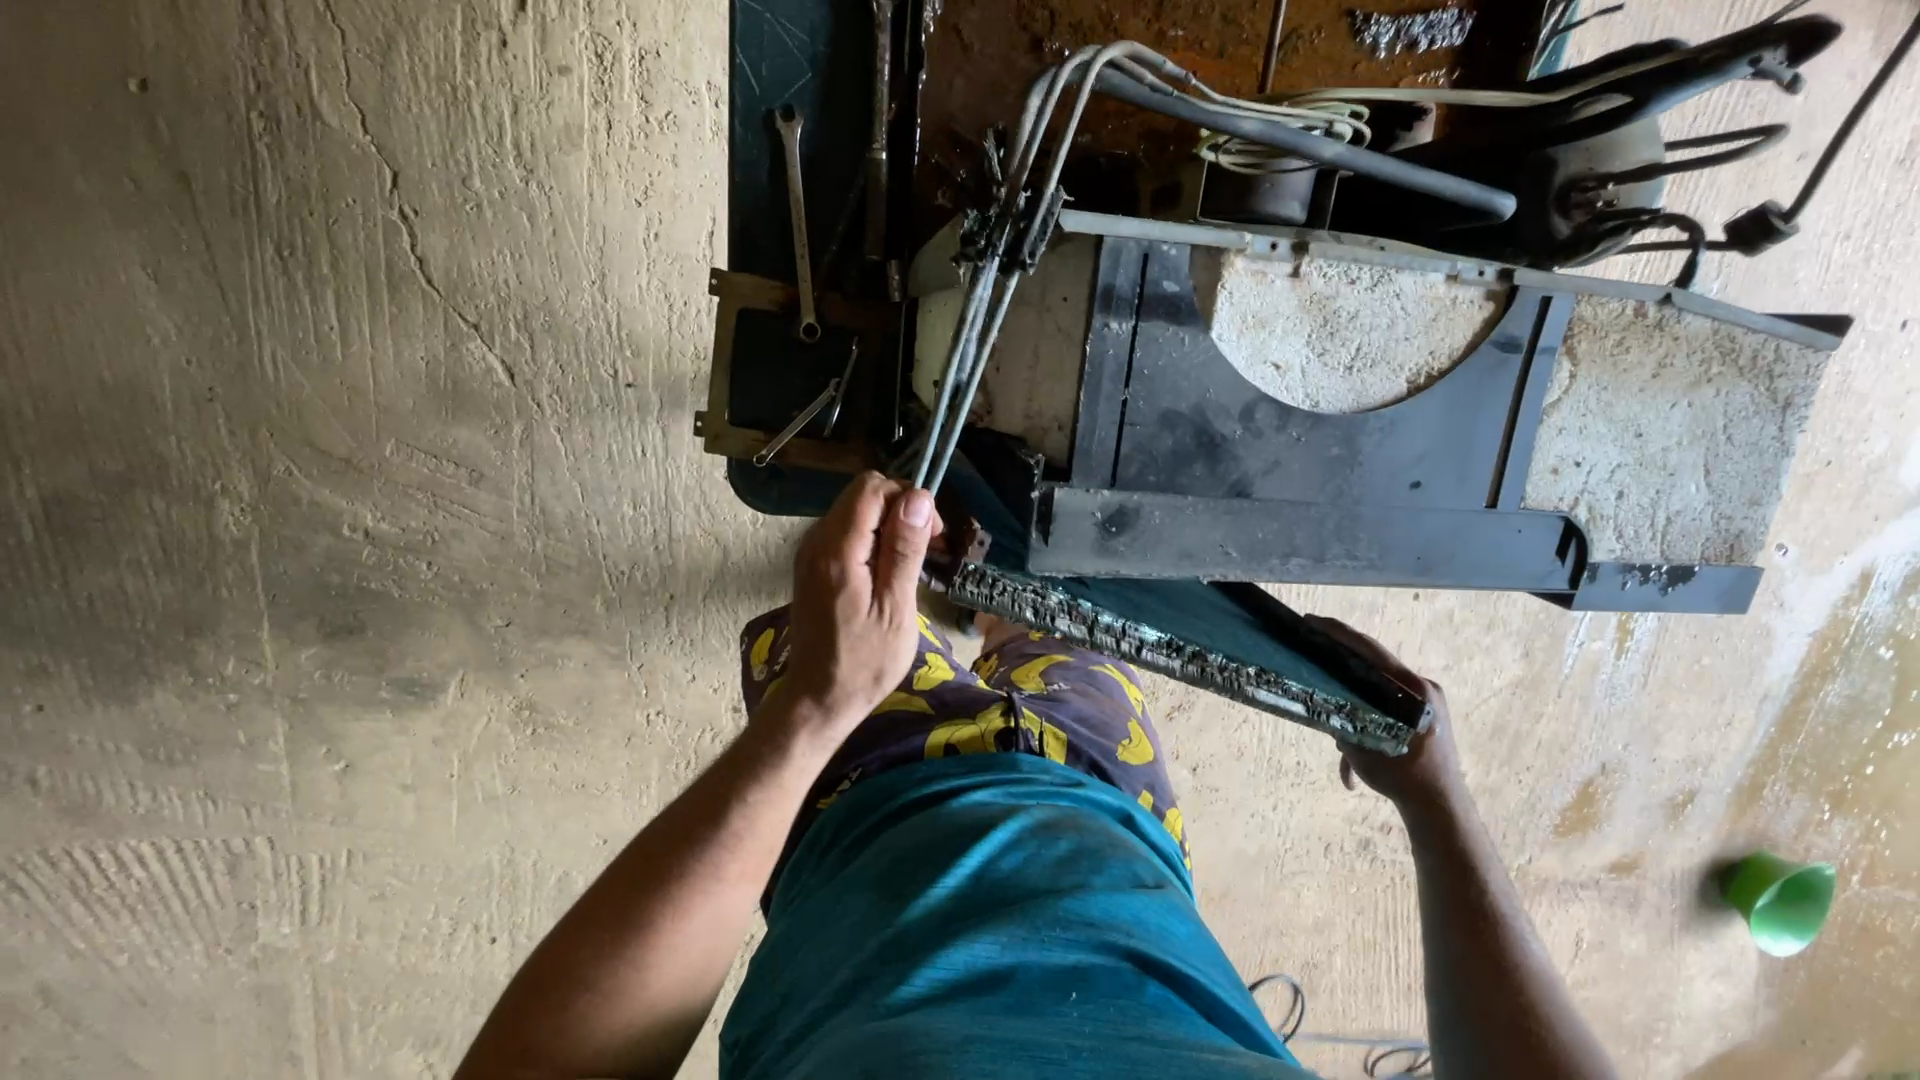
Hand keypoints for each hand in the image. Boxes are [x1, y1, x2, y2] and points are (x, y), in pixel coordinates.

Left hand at [772, 472, 939, 736]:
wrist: (819, 697)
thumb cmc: (865, 662)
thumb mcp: (895, 608)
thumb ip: (904, 549)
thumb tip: (918, 497)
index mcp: (837, 550)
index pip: (872, 487)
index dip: (908, 499)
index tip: (931, 535)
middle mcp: (817, 541)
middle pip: (864, 495)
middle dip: (902, 510)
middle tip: (929, 550)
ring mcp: (812, 553)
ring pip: (857, 511)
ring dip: (890, 527)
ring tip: (913, 566)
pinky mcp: (814, 566)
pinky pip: (847, 533)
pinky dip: (874, 541)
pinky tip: (890, 574)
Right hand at [1308, 615, 1464, 811]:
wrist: (1440, 809)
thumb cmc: (1404, 776)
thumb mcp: (1363, 746)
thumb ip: (1342, 718)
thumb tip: (1320, 702)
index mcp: (1413, 688)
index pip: (1370, 650)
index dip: (1338, 633)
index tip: (1311, 621)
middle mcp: (1423, 688)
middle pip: (1373, 665)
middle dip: (1340, 661)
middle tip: (1311, 647)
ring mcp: (1426, 703)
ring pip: (1377, 690)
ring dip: (1353, 702)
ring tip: (1335, 730)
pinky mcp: (1424, 718)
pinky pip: (1387, 708)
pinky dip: (1368, 725)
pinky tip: (1353, 761)